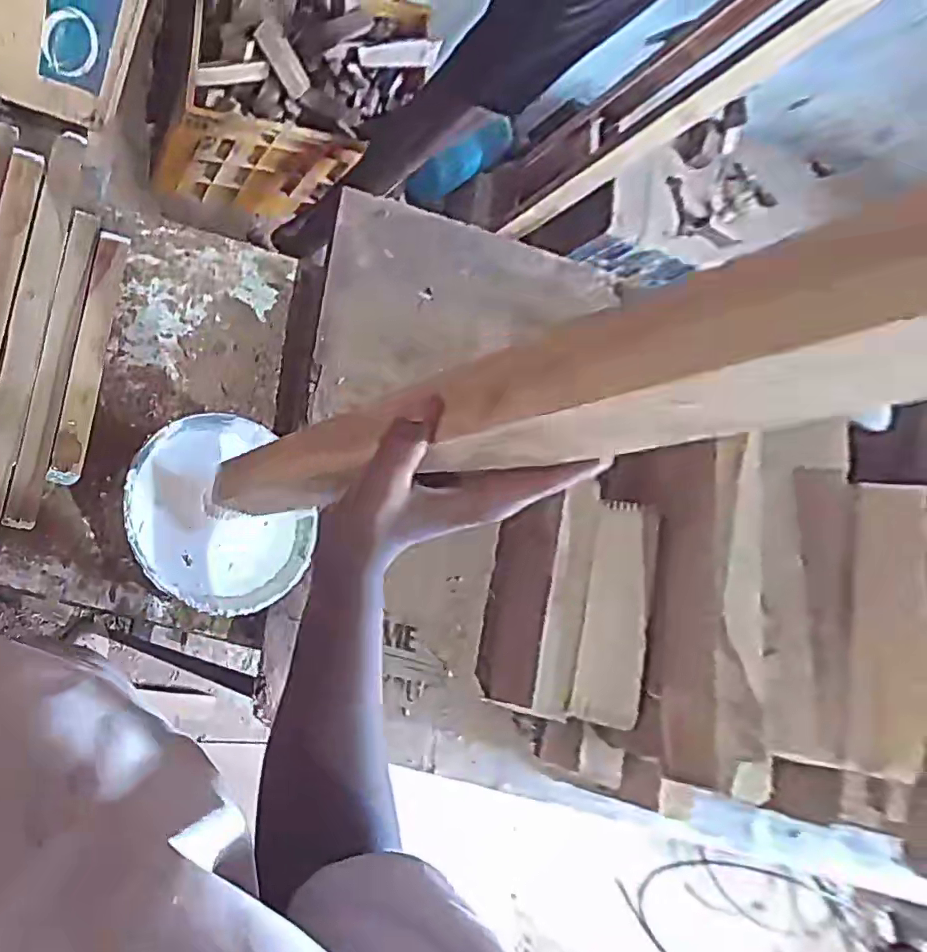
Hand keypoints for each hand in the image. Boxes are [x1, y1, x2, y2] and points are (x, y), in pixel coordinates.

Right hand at [318, 400, 609, 571]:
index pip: (557, 473)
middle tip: (591, 383)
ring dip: (527, 427)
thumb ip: (403, 448)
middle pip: (545, 460)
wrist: (346, 553)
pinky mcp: (448, 485)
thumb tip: (430, 403)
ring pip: (514, 454)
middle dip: (565, 427)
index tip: (619, 411)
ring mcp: (469, 490)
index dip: (588, 446)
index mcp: (487, 499)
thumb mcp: (382, 487)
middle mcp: (488, 494)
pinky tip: (476, 410)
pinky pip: (484, 452)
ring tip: (546, 386)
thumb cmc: (368, 528)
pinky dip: (490, 433)